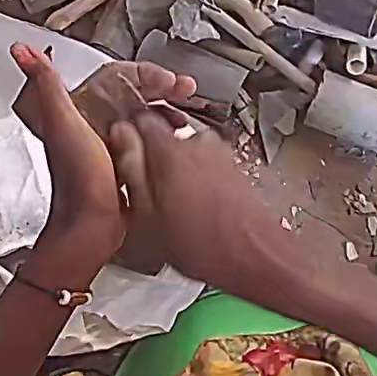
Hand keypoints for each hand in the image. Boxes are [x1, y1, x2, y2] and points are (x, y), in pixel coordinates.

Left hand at [9, 47, 193, 277]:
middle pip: (135, 94)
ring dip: (166, 112)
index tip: (167, 80)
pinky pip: (149, 140)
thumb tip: (21, 50)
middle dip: (162, 89)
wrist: (89, 227)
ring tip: (183, 118)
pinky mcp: (125, 163)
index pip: (117, 76)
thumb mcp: (62, 123)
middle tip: (185, 91)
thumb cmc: (76, 180)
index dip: (145, 73)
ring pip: (144, 116)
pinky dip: (164, 135)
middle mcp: (94, 123)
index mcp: (80, 109)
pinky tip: (176, 140)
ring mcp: (111, 144)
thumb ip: (46, 84)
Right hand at [107, 109, 302, 297]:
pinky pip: (204, 165)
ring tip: (173, 206)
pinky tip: (196, 209)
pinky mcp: (233, 166)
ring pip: (184, 152)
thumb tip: (120, 134)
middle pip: (164, 136)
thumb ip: (131, 167)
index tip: (123, 154)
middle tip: (147, 192)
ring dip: (176, 172)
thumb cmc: (202, 244)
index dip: (128, 134)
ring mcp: (218, 153)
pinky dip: (197, 181)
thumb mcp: (147, 212)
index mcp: (169, 149)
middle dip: (153, 159)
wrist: (255, 257)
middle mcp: (197, 142)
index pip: (141, 118)